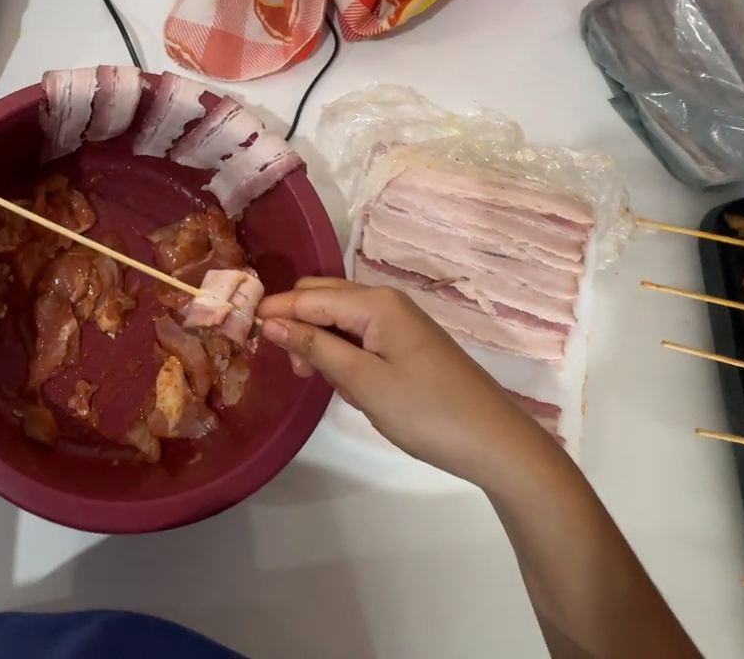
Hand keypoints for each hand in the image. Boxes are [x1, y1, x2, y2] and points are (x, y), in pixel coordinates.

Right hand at [257, 278, 564, 490]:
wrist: (501, 447)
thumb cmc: (427, 412)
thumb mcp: (362, 382)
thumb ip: (313, 347)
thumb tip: (269, 322)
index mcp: (375, 303)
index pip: (309, 296)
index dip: (274, 311)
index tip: (242, 331)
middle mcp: (385, 301)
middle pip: (322, 296)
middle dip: (294, 321)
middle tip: (284, 363)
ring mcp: (399, 321)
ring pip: (338, 315)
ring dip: (316, 337)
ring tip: (312, 376)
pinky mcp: (407, 343)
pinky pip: (358, 332)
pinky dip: (339, 347)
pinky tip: (339, 376)